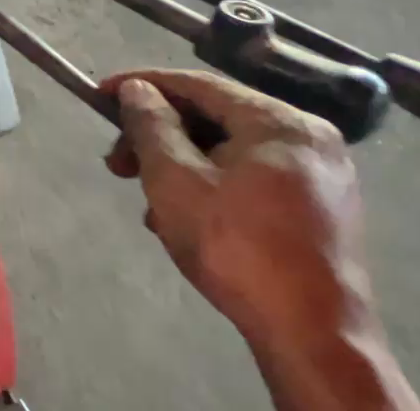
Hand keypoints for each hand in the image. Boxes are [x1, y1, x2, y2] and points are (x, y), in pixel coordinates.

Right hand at [102, 70, 419, 410]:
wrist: (313, 336)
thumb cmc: (236, 247)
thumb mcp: (174, 178)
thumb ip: (150, 125)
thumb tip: (137, 90)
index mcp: (280, 124)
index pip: (197, 84)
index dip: (140, 85)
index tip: (97, 95)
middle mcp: (310, 139)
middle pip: (213, 117)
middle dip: (157, 136)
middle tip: (117, 163)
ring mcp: (321, 176)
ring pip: (228, 149)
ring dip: (177, 164)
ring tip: (146, 198)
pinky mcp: (320, 208)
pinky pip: (250, 175)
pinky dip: (209, 183)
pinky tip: (182, 215)